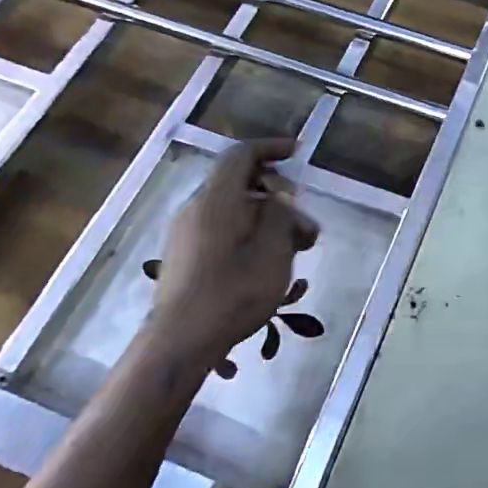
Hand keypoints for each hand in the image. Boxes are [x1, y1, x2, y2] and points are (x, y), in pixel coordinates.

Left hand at [147, 139, 318, 369]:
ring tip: (296, 246)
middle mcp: (196, 208)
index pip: (241, 156)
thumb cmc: (233, 291)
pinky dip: (249, 231)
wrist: (182, 340)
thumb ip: (280, 215)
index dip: (270, 148)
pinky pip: (221, 227)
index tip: (298, 151)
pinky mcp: (185, 255)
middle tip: (305, 221)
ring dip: (267, 217)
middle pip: (239, 183)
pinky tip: (270, 260)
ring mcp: (186, 233)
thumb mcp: (273, 250)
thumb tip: (279, 197)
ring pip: (233, 209)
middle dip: (277, 193)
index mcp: (216, 200)